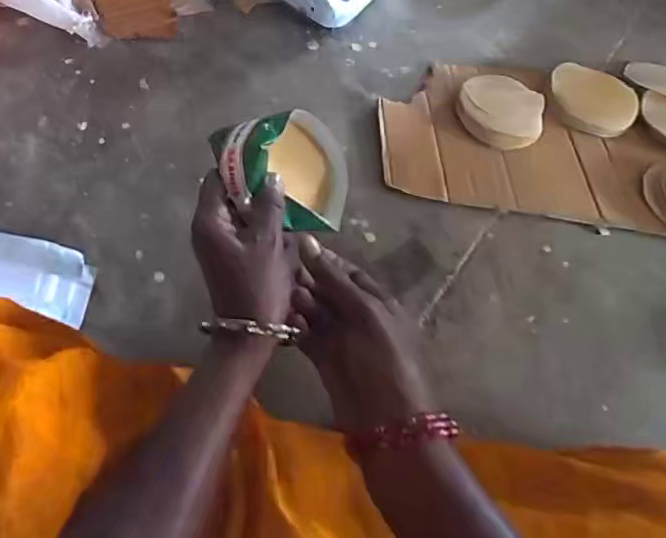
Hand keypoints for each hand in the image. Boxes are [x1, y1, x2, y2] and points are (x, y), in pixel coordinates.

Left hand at [192, 169, 296, 324]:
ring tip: (282, 206)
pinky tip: (278, 229)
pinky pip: (240, 230)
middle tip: (277, 184)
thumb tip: (271, 178)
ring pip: (236, 212)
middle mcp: (205, 228)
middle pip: (226, 194)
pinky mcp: (224, 255)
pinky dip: (256, 225)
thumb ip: (269, 206)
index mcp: (208, 220)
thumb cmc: (257, 286)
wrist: (249, 335)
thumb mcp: (268, 242)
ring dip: (257, 208)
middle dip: (251, 189)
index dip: (237, 167)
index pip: (216, 178)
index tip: (261, 160)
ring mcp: (213, 243)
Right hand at [290, 237, 436, 430]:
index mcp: (378, 302)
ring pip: (315, 310)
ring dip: (299, 301)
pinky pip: (307, 333)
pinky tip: (281, 316)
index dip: (323, 260)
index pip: (347, 272)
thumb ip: (333, 278)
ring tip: (280, 292)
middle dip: (306, 279)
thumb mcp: (365, 312)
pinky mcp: (324, 358)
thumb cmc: (385, 360)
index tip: (294, 245)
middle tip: (278, 267)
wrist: (387, 425)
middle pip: (328, 290)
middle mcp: (359, 316)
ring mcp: (342, 338)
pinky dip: (294, 324)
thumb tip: (307, 240)